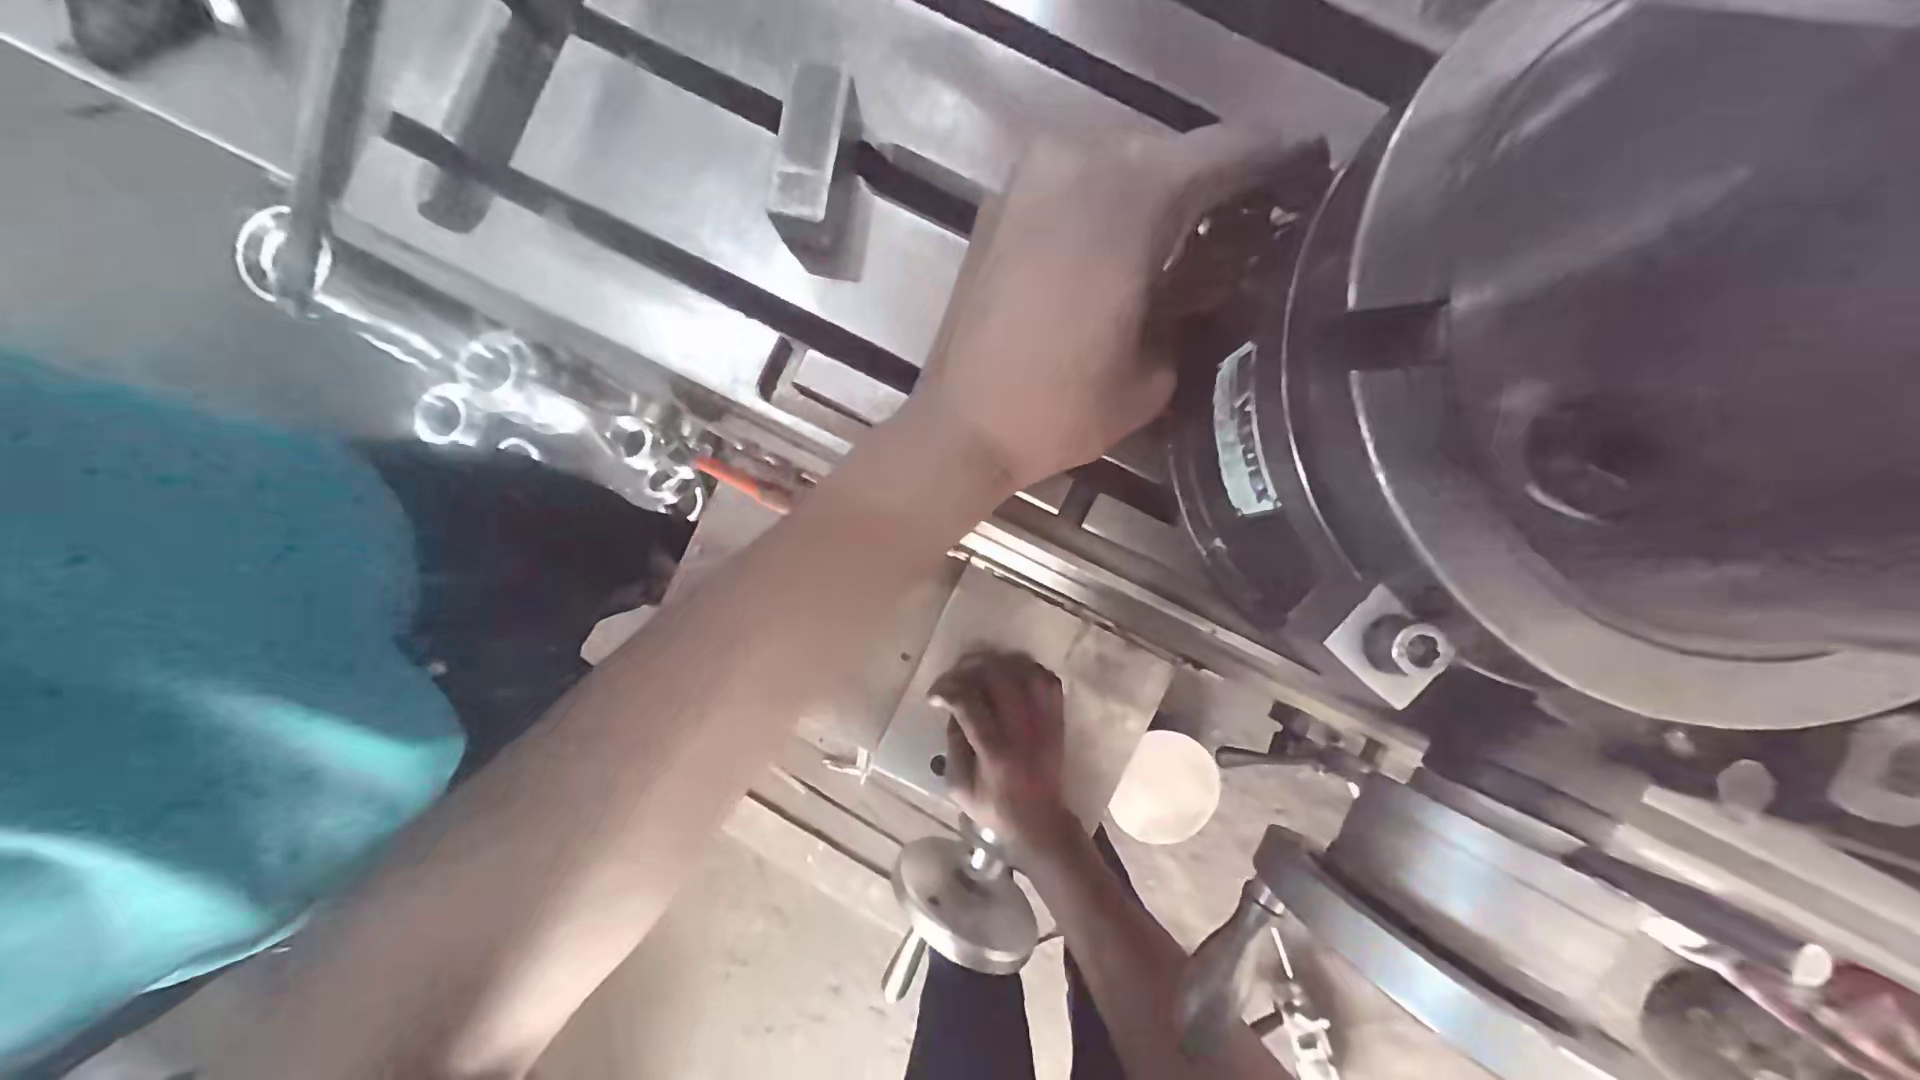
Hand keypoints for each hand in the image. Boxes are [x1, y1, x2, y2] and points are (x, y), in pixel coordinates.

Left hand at [900, 125, 1294, 494]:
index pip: (1231, 150)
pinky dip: (1100, 207)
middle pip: (1170, 152)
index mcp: (1132, 194)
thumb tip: (1207, 279)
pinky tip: (1111, 253)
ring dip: (1150, 199)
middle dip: (1204, 190)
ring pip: (1117, 163)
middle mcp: (1079, 159)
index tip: (1291, 196)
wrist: (961, 426)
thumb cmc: (1058, 410)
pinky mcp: (999, 204)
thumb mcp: (1154, 373)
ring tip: (1168, 250)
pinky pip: (1071, 184)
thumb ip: (1194, 308)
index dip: (1271, 170)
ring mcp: (1029, 177)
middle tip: (1227, 237)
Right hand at [930, 652, 1076, 858]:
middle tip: (954, 675)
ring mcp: (1044, 722)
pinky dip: (1026, 668)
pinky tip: (1009, 673)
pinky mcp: (1057, 719)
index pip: (969, 702)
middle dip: (969, 667)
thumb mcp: (958, 786)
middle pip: (998, 677)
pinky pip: (1047, 680)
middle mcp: (1023, 731)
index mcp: (995, 751)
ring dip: (998, 662)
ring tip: (979, 668)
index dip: (946, 690)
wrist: (1040, 822)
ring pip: (1025, 671)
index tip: (934, 697)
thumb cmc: (994, 808)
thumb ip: (953, 743)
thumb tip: (953, 707)